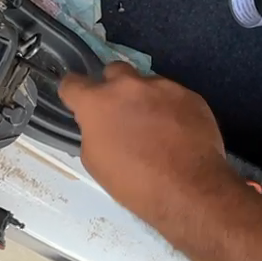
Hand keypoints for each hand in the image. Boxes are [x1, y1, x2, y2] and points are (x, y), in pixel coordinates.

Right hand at [58, 64, 241, 224]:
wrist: (188, 189)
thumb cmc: (134, 182)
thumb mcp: (95, 162)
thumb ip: (92, 132)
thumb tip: (100, 126)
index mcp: (97, 102)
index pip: (72, 83)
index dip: (73, 94)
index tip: (79, 104)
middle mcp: (128, 86)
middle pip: (113, 71)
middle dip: (113, 88)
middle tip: (121, 113)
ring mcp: (162, 87)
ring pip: (146, 83)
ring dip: (145, 99)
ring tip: (155, 127)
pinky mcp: (190, 95)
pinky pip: (174, 96)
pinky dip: (171, 109)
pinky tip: (178, 132)